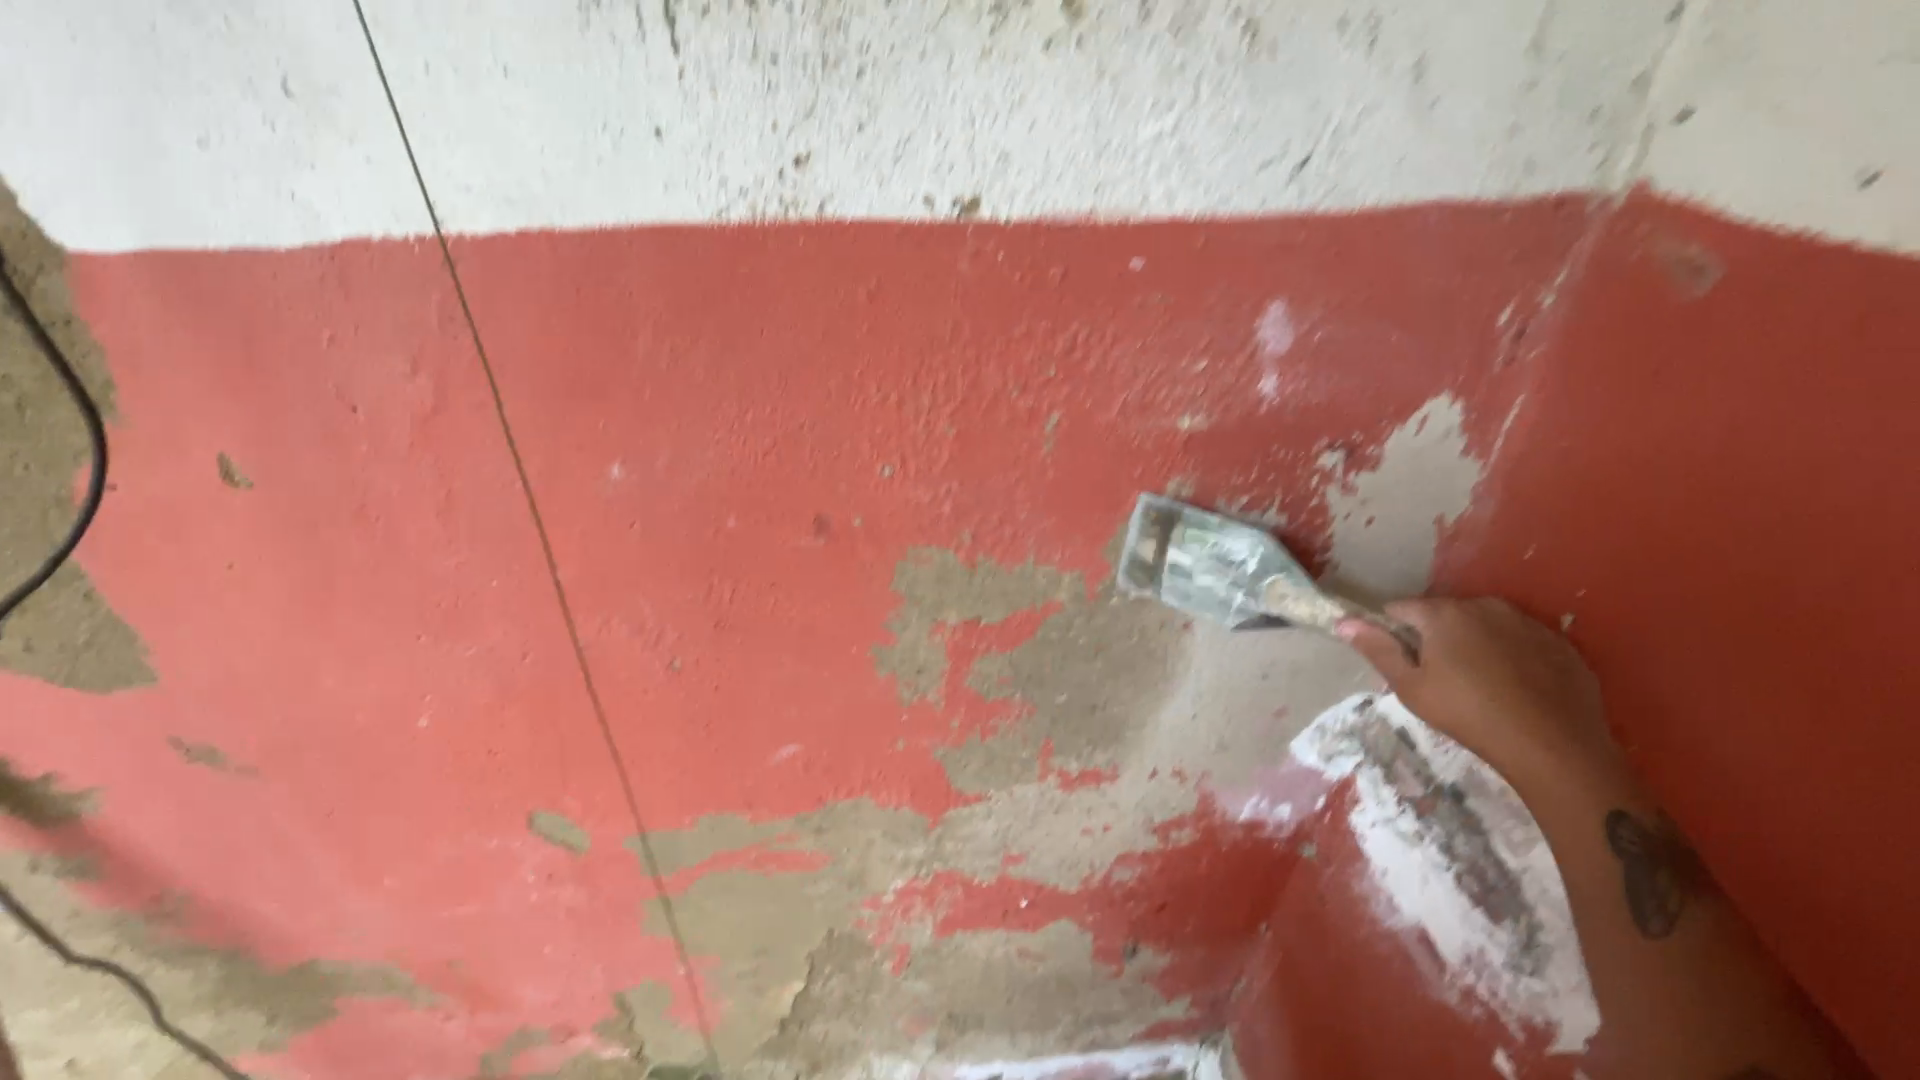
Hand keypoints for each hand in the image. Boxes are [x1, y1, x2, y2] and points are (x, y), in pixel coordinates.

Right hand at [1339, 597, 1613, 781]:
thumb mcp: (1410, 687)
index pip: (1401, 608)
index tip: (1398, 660)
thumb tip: (1343, 621)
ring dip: (1474, 643)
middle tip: (1438, 677)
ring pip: (1485, 625)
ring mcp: (1526, 621)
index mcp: (1443, 613)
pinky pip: (1521, 641)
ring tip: (1478, 683)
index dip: (1392, 630)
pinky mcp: (1559, 642)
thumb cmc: (1467, 714)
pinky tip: (1514, 688)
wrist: (1553, 744)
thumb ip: (1377, 649)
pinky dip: (1511, 655)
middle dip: (1435, 636)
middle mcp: (1484, 605)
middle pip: (1444, 613)